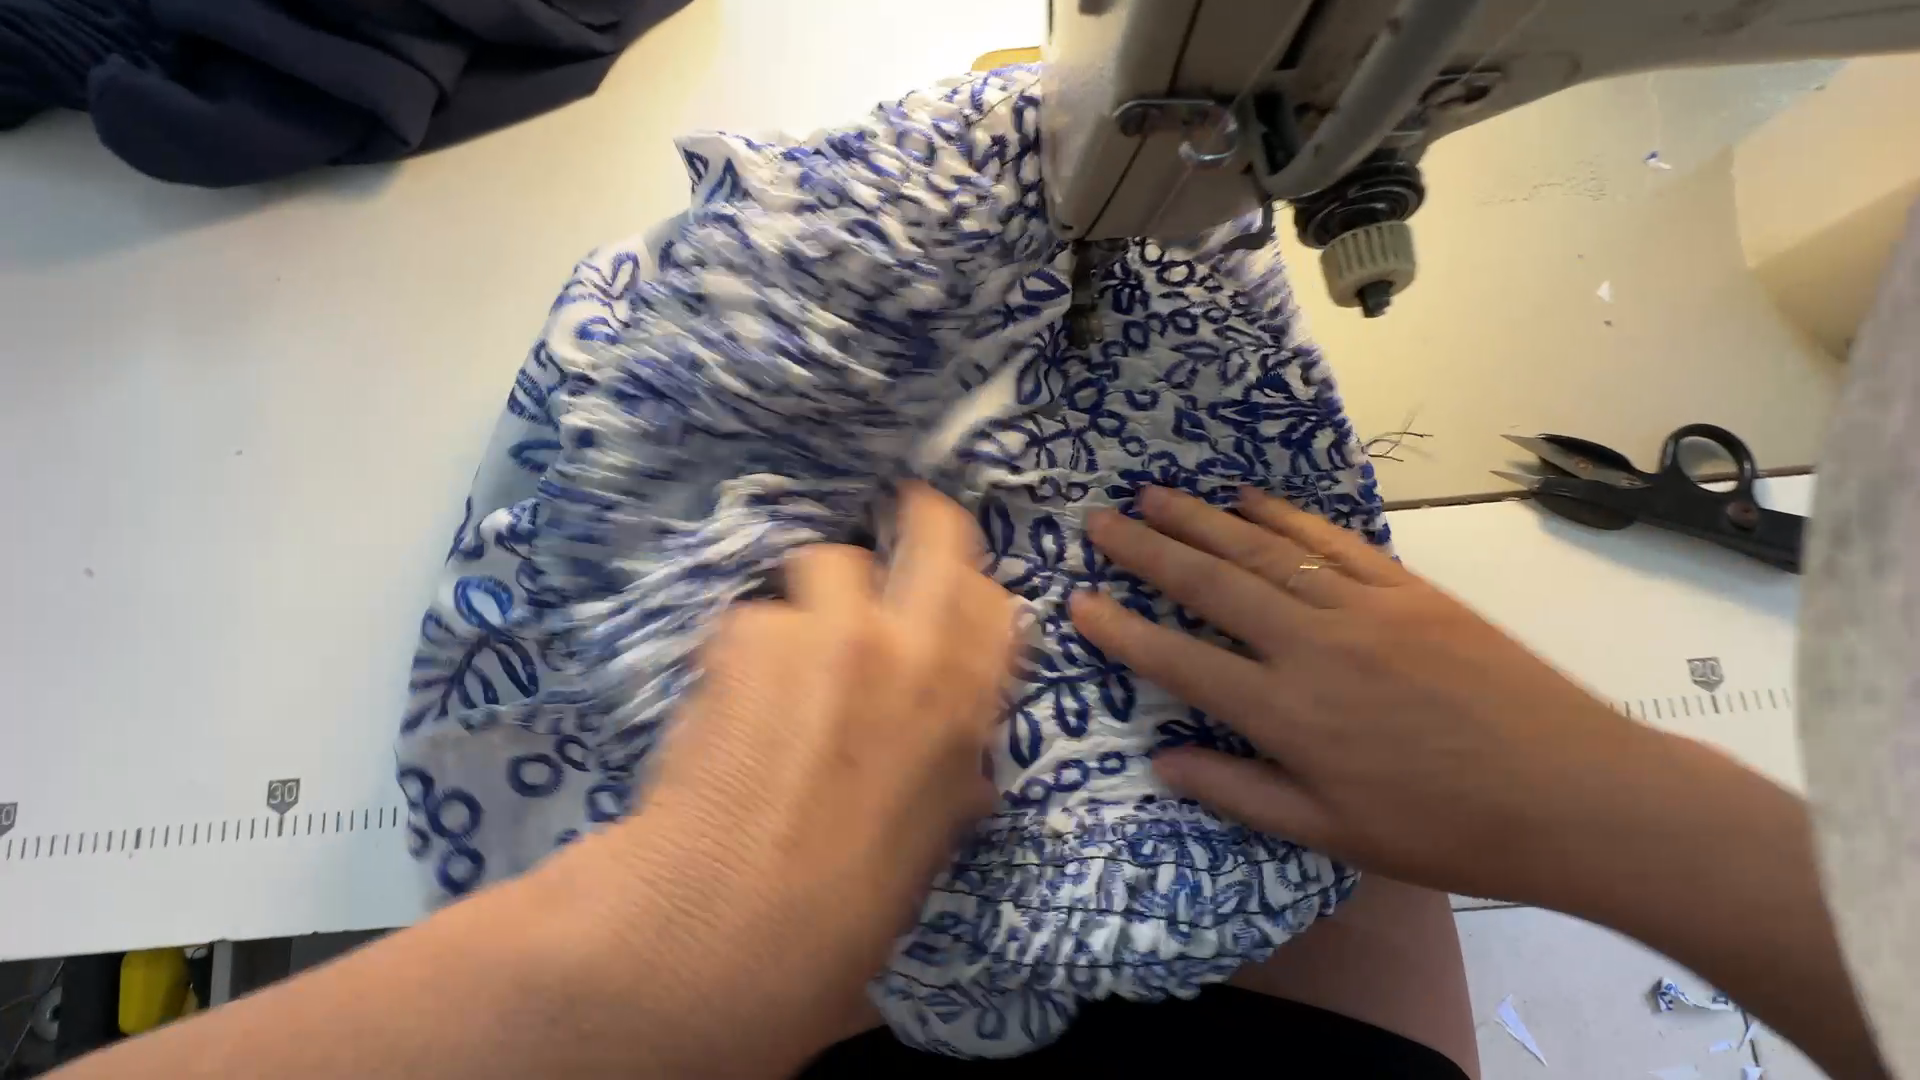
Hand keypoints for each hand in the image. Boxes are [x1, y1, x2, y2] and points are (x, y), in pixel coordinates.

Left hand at [548, 482, 1017, 1071]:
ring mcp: (830, 631)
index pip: (993, 599)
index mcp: (965, 702)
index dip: (968, 582)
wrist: (731, 920)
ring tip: (785, 649)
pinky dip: (746, 649)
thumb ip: (953, 773)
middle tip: (894, 515)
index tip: (944, 579)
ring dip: (812, 597)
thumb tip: (966, 770)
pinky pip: (755, 616)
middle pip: (932, 529)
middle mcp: (909, 646)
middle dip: (916, 516)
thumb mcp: (932, 835)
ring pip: (827, 563)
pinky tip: (727, 701)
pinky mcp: (751, 634)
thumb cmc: (847, 902)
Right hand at [1068, 484, 1658, 903]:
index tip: (1078, 601)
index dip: (1121, 631)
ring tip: (1153, 495)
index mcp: (1286, 713)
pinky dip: (1282, 514)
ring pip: (1261, 550)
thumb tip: (1159, 761)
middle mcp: (1310, 647)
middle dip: (1146, 550)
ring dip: (1200, 519)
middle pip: (1210, 585)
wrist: (1580, 797)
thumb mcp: (1333, 834)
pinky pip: (1330, 542)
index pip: (1179, 661)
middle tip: (1100, 521)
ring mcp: (1360, 608)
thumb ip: (1238, 793)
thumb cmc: (1447, 829)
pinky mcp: (1407, 589)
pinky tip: (1246, 497)